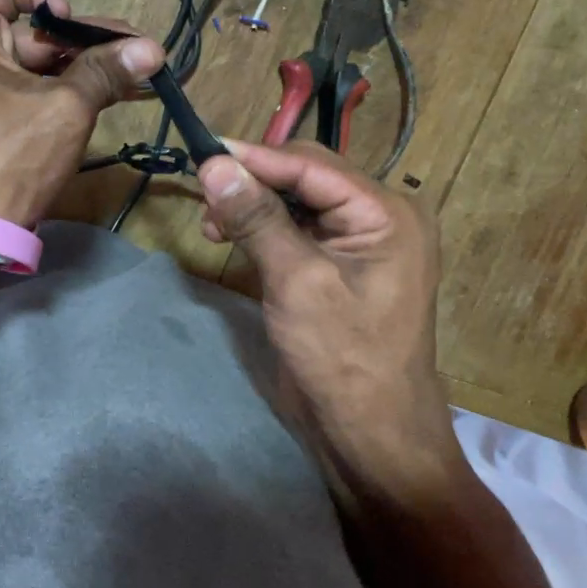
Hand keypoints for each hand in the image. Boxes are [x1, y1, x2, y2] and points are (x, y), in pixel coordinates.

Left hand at [0, 0, 163, 224]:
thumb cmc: (5, 162)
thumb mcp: (63, 111)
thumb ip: (105, 72)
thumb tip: (152, 49)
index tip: (70, 23)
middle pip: (28, 25)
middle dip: (84, 39)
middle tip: (139, 52)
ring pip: (32, 62)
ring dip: (81, 68)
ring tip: (136, 77)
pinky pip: (24, 89)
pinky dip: (60, 90)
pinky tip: (109, 95)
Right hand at [197, 141, 444, 440]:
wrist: (370, 433)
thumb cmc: (342, 358)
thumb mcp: (297, 282)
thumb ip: (257, 219)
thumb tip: (213, 164)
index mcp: (387, 212)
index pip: (310, 165)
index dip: (254, 158)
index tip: (199, 153)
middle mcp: (379, 216)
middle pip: (304, 176)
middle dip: (251, 182)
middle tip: (201, 194)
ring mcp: (360, 241)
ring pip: (295, 200)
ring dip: (251, 205)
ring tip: (210, 224)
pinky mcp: (338, 265)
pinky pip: (296, 229)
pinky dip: (260, 228)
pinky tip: (228, 236)